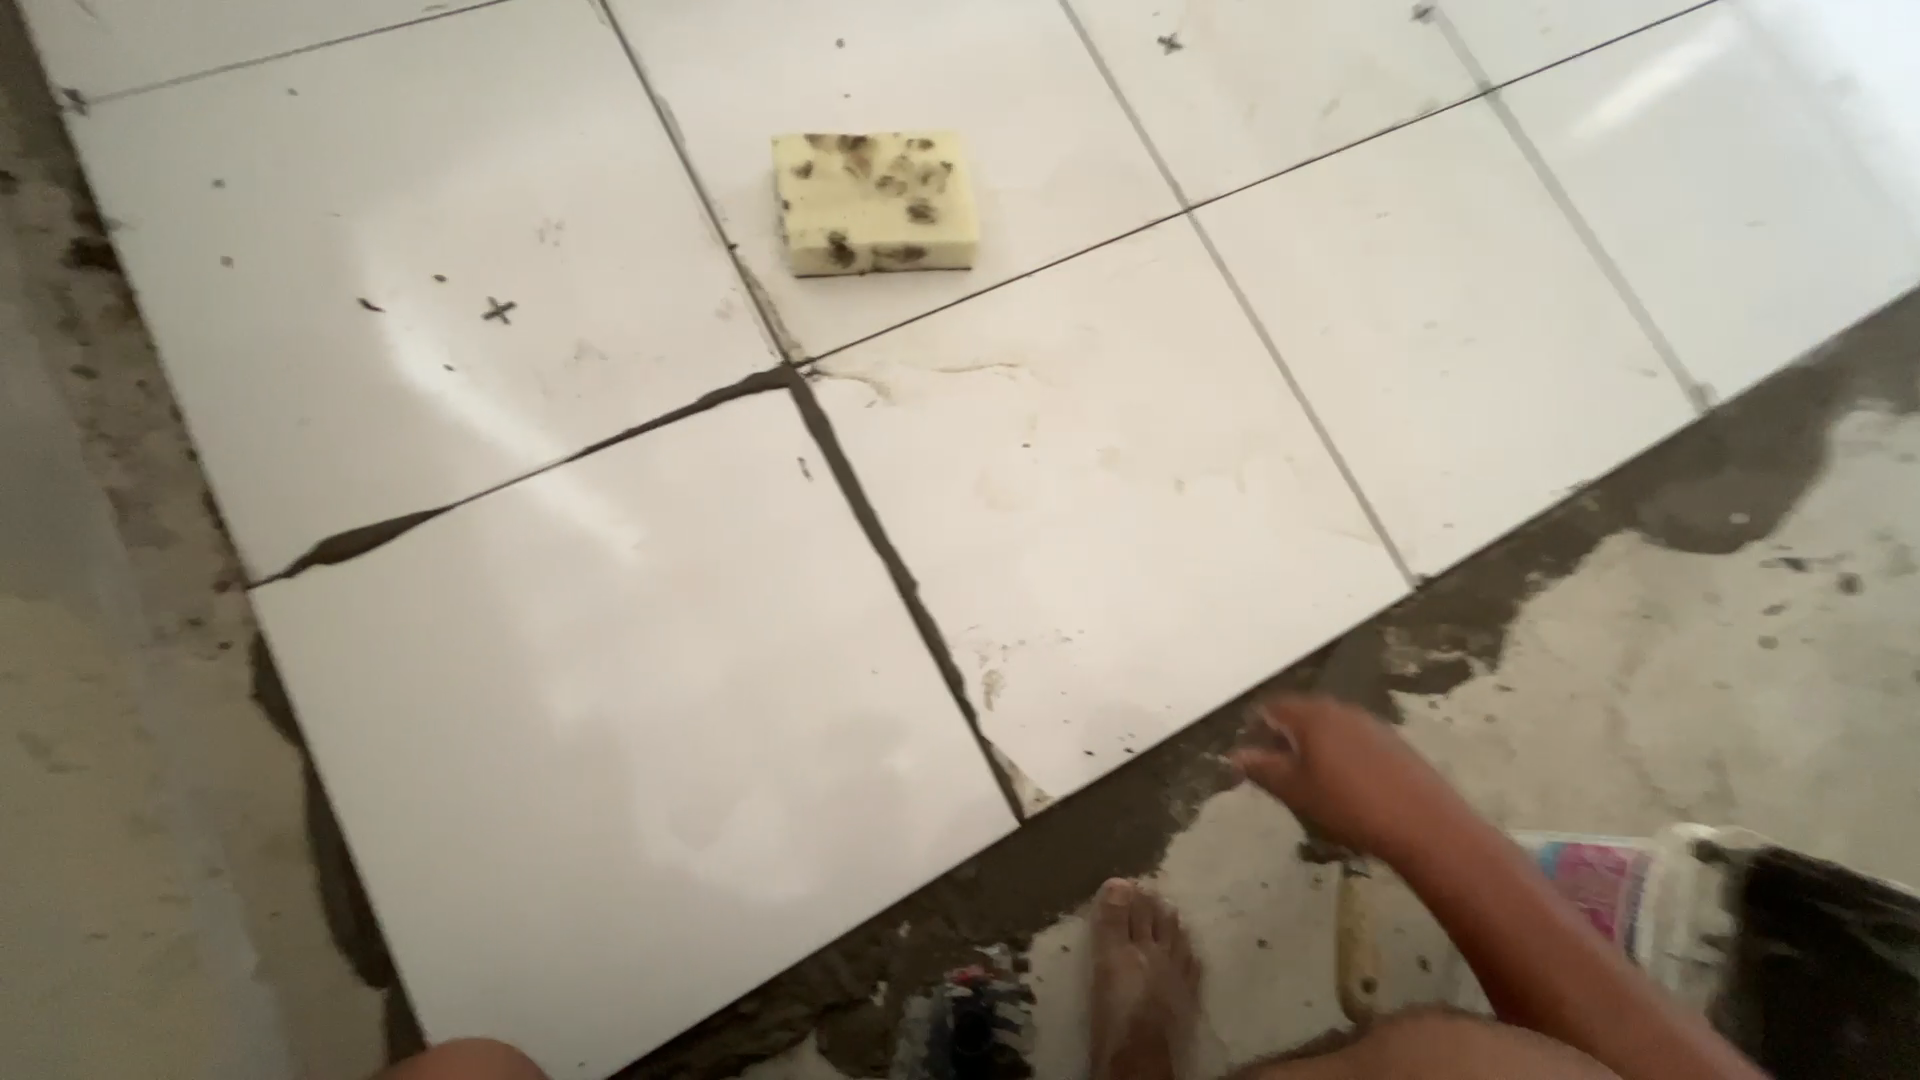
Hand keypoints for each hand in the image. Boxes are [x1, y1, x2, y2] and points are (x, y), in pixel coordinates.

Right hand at [1231, 695, 1467, 861]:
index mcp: (1312, 715)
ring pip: (1330, 727)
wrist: (1426, 826)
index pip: (1272, 707)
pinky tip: (1346, 784)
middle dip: (1284, 736)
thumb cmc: (1348, 805)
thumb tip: (1234, 755)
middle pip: (1301, 714)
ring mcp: (1371, 724)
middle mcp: (1340, 710)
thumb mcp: (1294, 790)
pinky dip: (1340, 753)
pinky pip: (1354, 739)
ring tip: (1310, 778)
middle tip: (1276, 768)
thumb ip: (1261, 768)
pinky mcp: (1395, 743)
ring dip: (1314, 745)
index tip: (1250, 754)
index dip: (1255, 728)